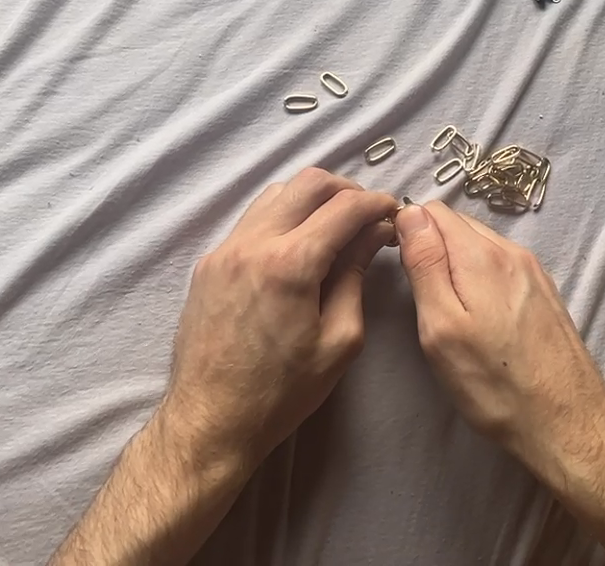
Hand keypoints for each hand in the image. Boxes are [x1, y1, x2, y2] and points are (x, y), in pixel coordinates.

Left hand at [161, 168, 397, 468]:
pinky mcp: (210, 261)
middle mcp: (254, 243)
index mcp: (290, 263)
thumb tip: (374, 232)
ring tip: (334, 225)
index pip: (345, 207)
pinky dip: (284, 215)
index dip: (377, 203)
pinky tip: (298, 243)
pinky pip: (253, 218)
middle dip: (347, 189)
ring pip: (277, 192)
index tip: (394, 212)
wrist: (210, 423)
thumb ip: (356, 275)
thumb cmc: (282, 393)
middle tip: (367, 214)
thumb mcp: (339, 340)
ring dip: (312, 198)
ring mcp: (225, 248)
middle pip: (309, 182)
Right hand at [395, 201, 604, 565]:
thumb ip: (425, 264)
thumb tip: (410, 212)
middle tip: (420, 291)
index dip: (409, 227)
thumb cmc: (494, 383)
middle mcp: (511, 250)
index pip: (435, 211)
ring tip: (447, 304)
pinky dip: (480, 273)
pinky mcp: (544, 290)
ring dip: (456, 258)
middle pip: (459, 224)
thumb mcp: (442, 327)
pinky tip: (479, 310)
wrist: (568, 422)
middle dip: (432, 242)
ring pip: (480, 243)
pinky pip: (501, 263)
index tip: (398, 263)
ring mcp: (532, 269)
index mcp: (482, 254)